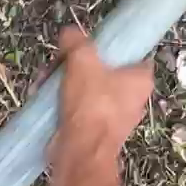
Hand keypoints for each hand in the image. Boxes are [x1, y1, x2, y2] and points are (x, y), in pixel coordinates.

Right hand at [50, 24, 152, 171]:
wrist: (80, 153)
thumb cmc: (91, 104)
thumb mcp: (82, 60)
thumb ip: (76, 41)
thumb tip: (69, 33)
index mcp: (141, 80)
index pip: (132, 54)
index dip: (111, 47)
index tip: (90, 45)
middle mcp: (132, 100)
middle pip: (102, 71)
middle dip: (75, 66)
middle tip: (57, 64)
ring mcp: (113, 119)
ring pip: (87, 90)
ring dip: (64, 84)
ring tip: (44, 83)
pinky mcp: (94, 132)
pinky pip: (79, 110)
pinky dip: (63, 103)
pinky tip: (44, 99)